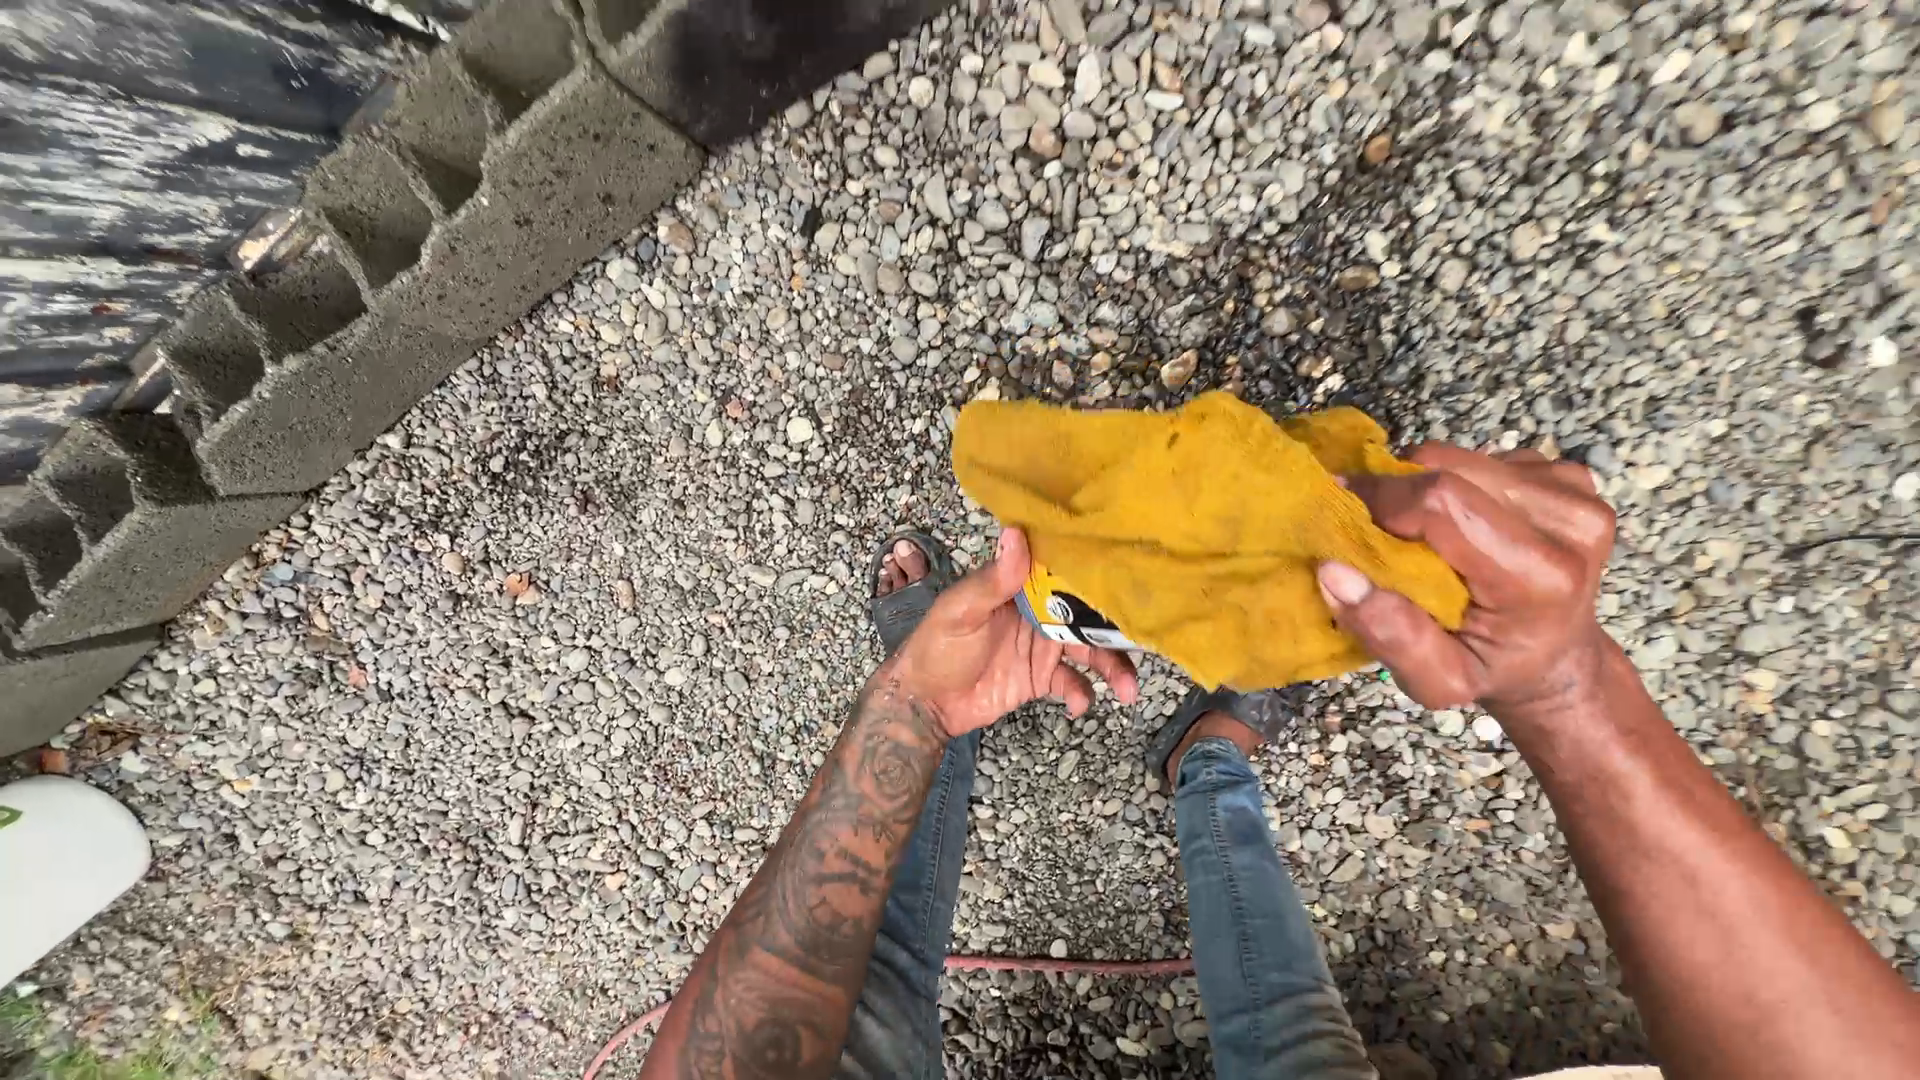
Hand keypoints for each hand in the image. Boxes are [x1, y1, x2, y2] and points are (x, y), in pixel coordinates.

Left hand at [885, 528, 1139, 737]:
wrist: (926, 702)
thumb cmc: (936, 646)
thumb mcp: (961, 610)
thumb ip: (992, 580)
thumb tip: (1016, 534)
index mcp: (1019, 586)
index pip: (1064, 572)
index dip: (1097, 573)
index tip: (1132, 576)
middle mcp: (1038, 611)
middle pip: (1088, 614)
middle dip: (1117, 629)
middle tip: (1145, 642)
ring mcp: (1043, 645)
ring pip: (1090, 650)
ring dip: (1112, 667)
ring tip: (1126, 690)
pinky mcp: (1042, 678)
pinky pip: (1075, 683)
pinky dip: (1083, 693)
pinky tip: (1080, 705)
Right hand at [1316, 445, 1617, 723]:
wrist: (1556, 658)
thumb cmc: (1491, 671)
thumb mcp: (1436, 682)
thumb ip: (1387, 633)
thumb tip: (1332, 571)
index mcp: (1539, 574)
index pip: (1441, 500)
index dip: (1379, 499)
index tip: (1340, 519)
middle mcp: (1570, 521)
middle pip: (1444, 468)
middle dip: (1393, 492)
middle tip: (1374, 532)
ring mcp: (1573, 491)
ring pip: (1456, 457)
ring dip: (1418, 486)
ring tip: (1417, 533)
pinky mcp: (1565, 475)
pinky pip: (1477, 458)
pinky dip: (1448, 483)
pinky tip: (1455, 523)